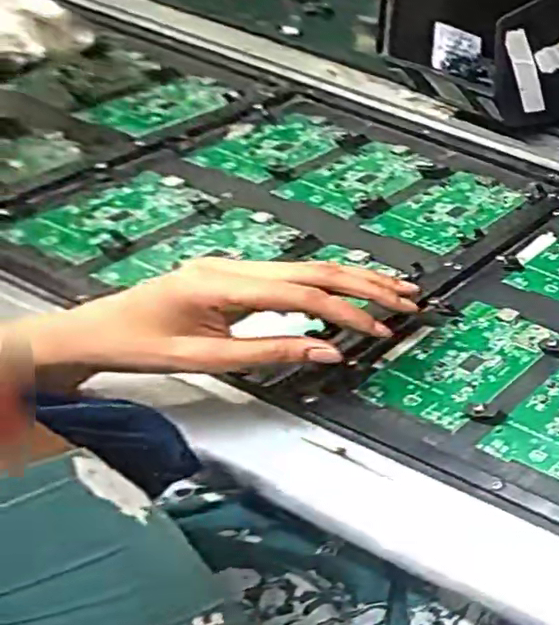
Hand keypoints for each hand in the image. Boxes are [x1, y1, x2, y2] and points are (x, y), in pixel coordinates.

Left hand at [14, 258, 418, 380]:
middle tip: (408, 302)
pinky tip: (364, 284)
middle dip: (369, 288)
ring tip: (401, 289)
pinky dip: (340, 280)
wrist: (83, 332)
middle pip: (318, 271)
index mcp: (218, 284)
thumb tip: (331, 351)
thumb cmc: (134, 345)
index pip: (303, 295)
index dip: (348, 313)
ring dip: (362, 279)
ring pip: (315, 266)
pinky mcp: (244, 273)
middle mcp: (231, 267)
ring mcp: (237, 266)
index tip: (379, 331)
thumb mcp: (204, 358)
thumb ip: (273, 352)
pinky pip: (302, 271)